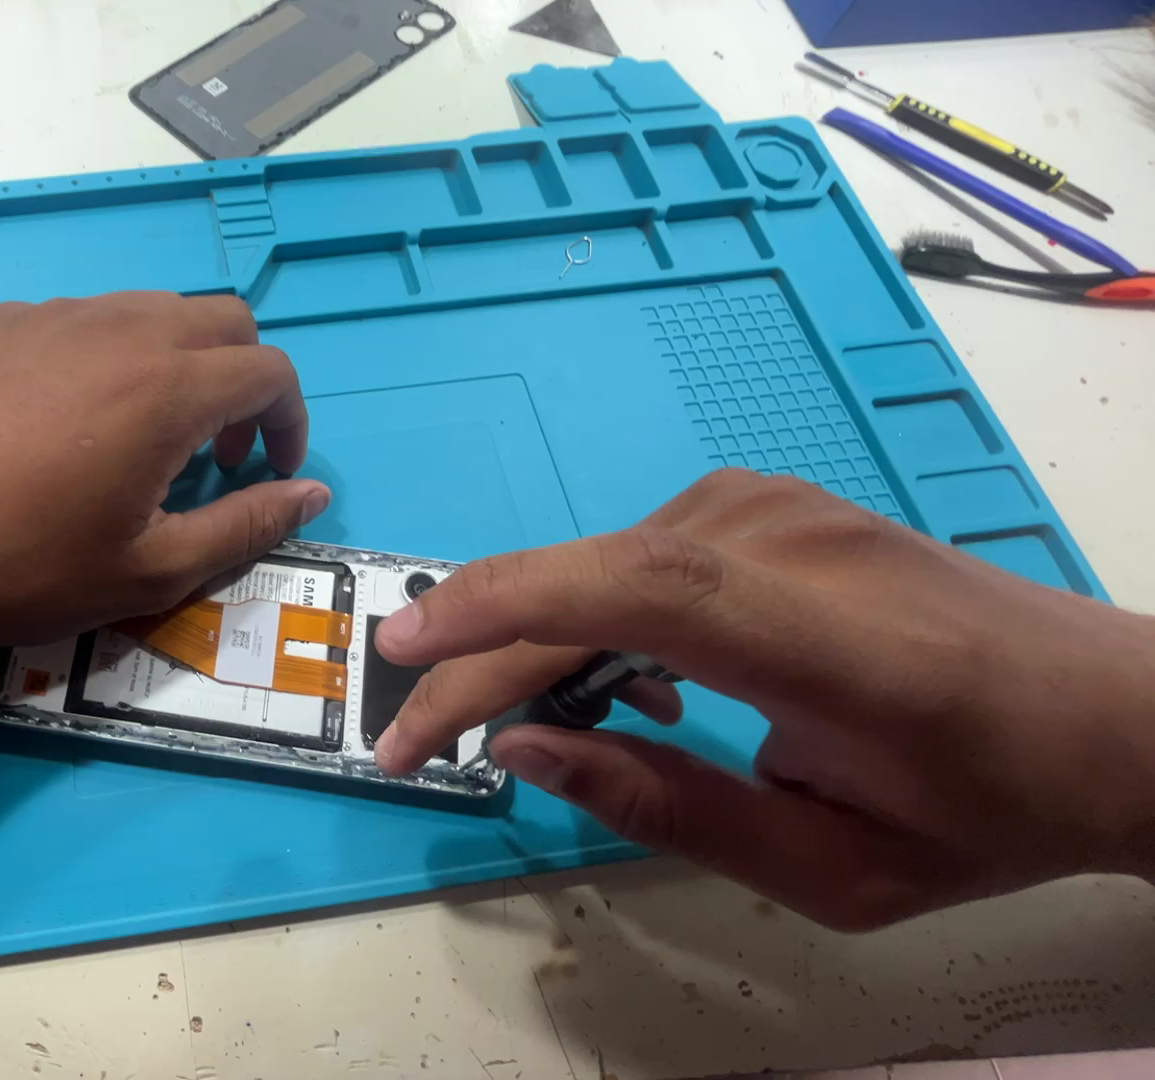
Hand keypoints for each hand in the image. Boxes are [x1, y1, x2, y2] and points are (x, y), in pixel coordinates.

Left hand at [0, 292, 328, 652]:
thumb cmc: (28, 571)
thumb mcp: (154, 570)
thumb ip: (247, 525)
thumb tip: (312, 493)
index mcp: (168, 387)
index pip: (269, 371)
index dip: (288, 421)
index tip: (268, 471)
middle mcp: (120, 328)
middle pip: (223, 322)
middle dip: (244, 383)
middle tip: (217, 454)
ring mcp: (55, 317)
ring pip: (155, 312)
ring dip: (182, 364)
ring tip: (148, 437)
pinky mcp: (3, 324)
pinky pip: (89, 319)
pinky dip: (116, 355)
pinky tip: (75, 419)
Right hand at [372, 468, 1154, 929]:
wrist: (1110, 707)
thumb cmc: (979, 808)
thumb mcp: (832, 869)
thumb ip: (663, 807)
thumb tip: (518, 748)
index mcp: (837, 645)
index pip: (638, 587)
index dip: (503, 605)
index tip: (402, 649)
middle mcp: (783, 541)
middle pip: (581, 584)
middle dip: (473, 660)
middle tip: (412, 734)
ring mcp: (759, 504)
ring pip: (587, 574)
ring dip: (535, 650)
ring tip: (552, 721)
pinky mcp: (741, 500)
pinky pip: (620, 560)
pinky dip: (585, 621)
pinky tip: (627, 676)